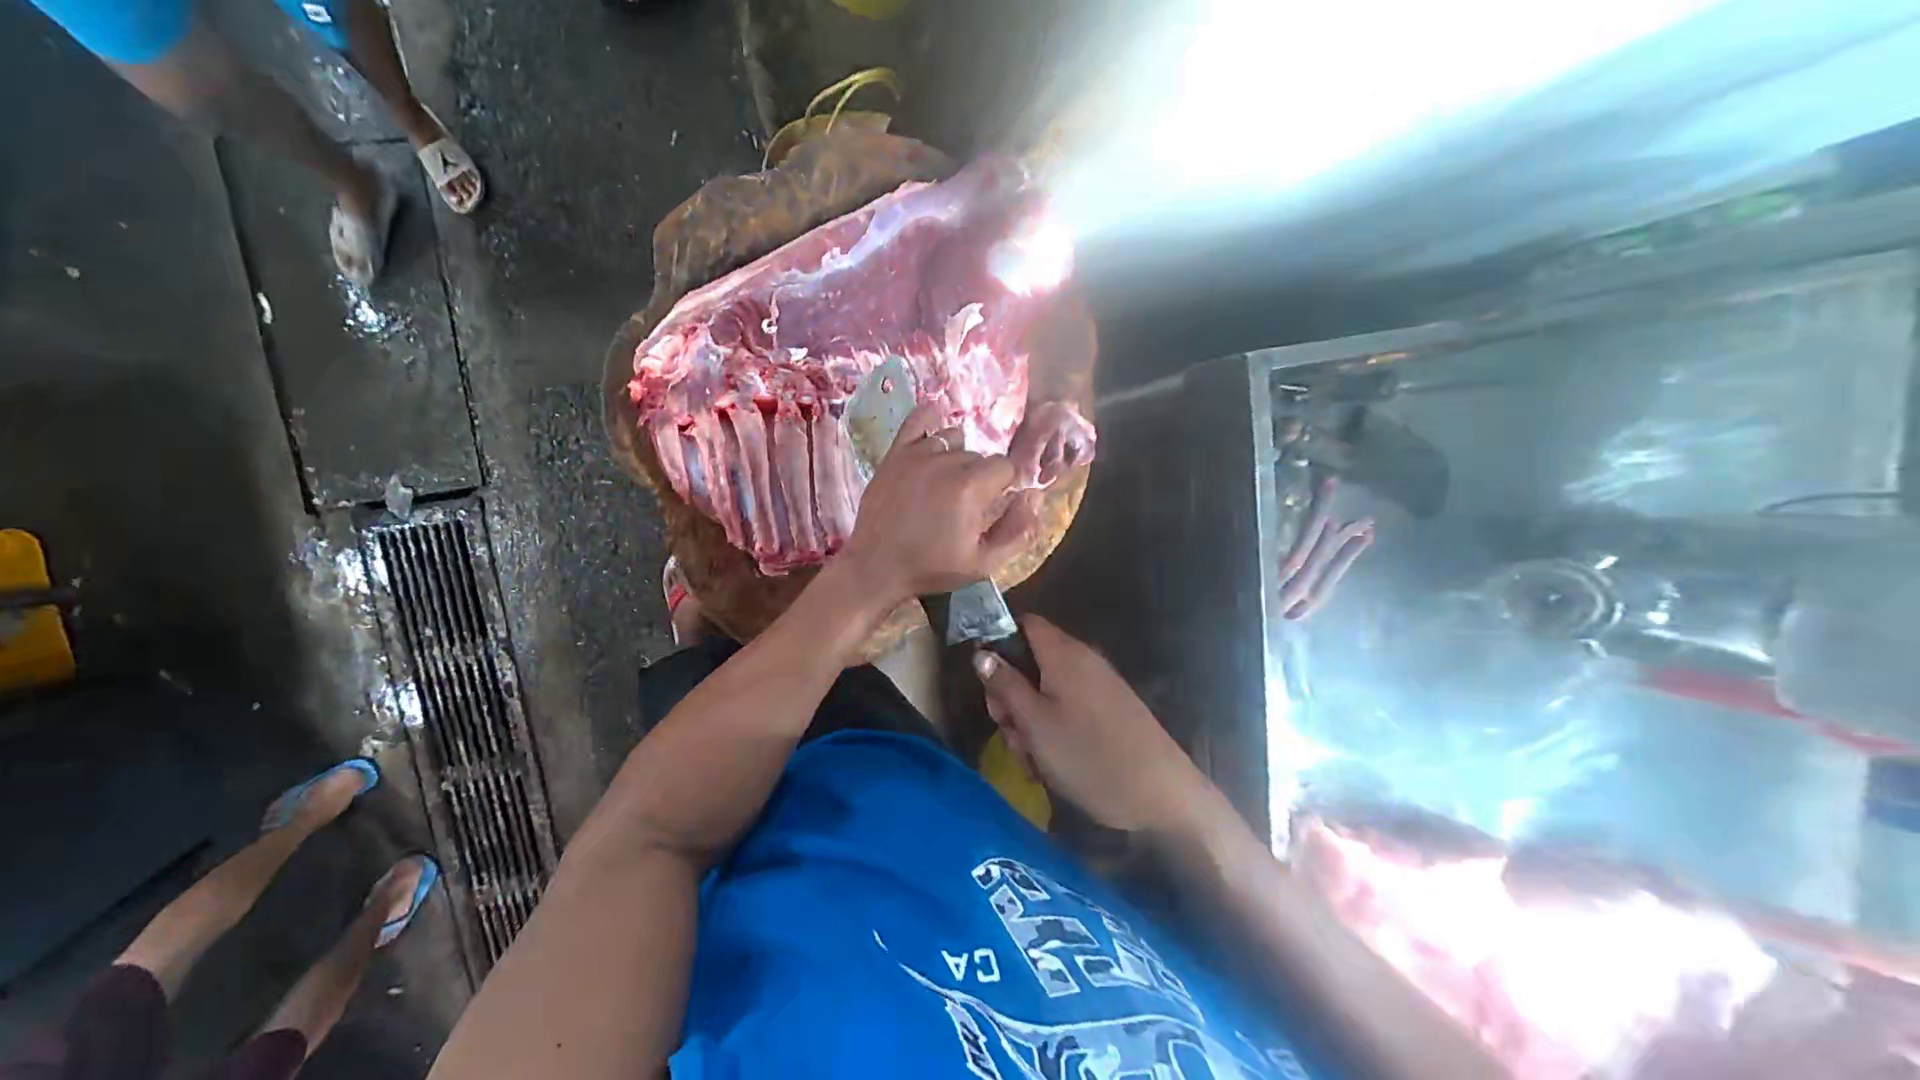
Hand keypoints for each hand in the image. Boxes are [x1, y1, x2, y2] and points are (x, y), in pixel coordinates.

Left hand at [837, 404, 1040, 603]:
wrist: (876, 567)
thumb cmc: (931, 568)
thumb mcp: (983, 562)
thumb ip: (1017, 530)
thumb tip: (1035, 496)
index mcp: (970, 487)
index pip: (1005, 467)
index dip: (1003, 487)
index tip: (991, 506)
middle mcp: (946, 462)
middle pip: (979, 455)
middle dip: (979, 477)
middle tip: (963, 506)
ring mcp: (917, 454)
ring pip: (953, 439)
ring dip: (956, 457)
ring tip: (945, 483)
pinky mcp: (895, 454)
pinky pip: (919, 420)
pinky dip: (930, 421)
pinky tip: (934, 432)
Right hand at [973, 616, 1214, 833]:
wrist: (1162, 794)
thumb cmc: (1089, 756)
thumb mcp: (1035, 723)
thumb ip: (1005, 684)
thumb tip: (981, 652)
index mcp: (1064, 654)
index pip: (1024, 623)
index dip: (998, 642)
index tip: (986, 679)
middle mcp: (1083, 661)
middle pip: (1032, 661)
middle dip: (1011, 694)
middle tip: (1008, 729)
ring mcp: (1099, 687)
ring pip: (1047, 690)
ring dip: (1030, 719)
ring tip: (1031, 757)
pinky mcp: (1110, 711)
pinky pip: (1069, 708)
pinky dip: (1053, 729)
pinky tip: (1052, 763)